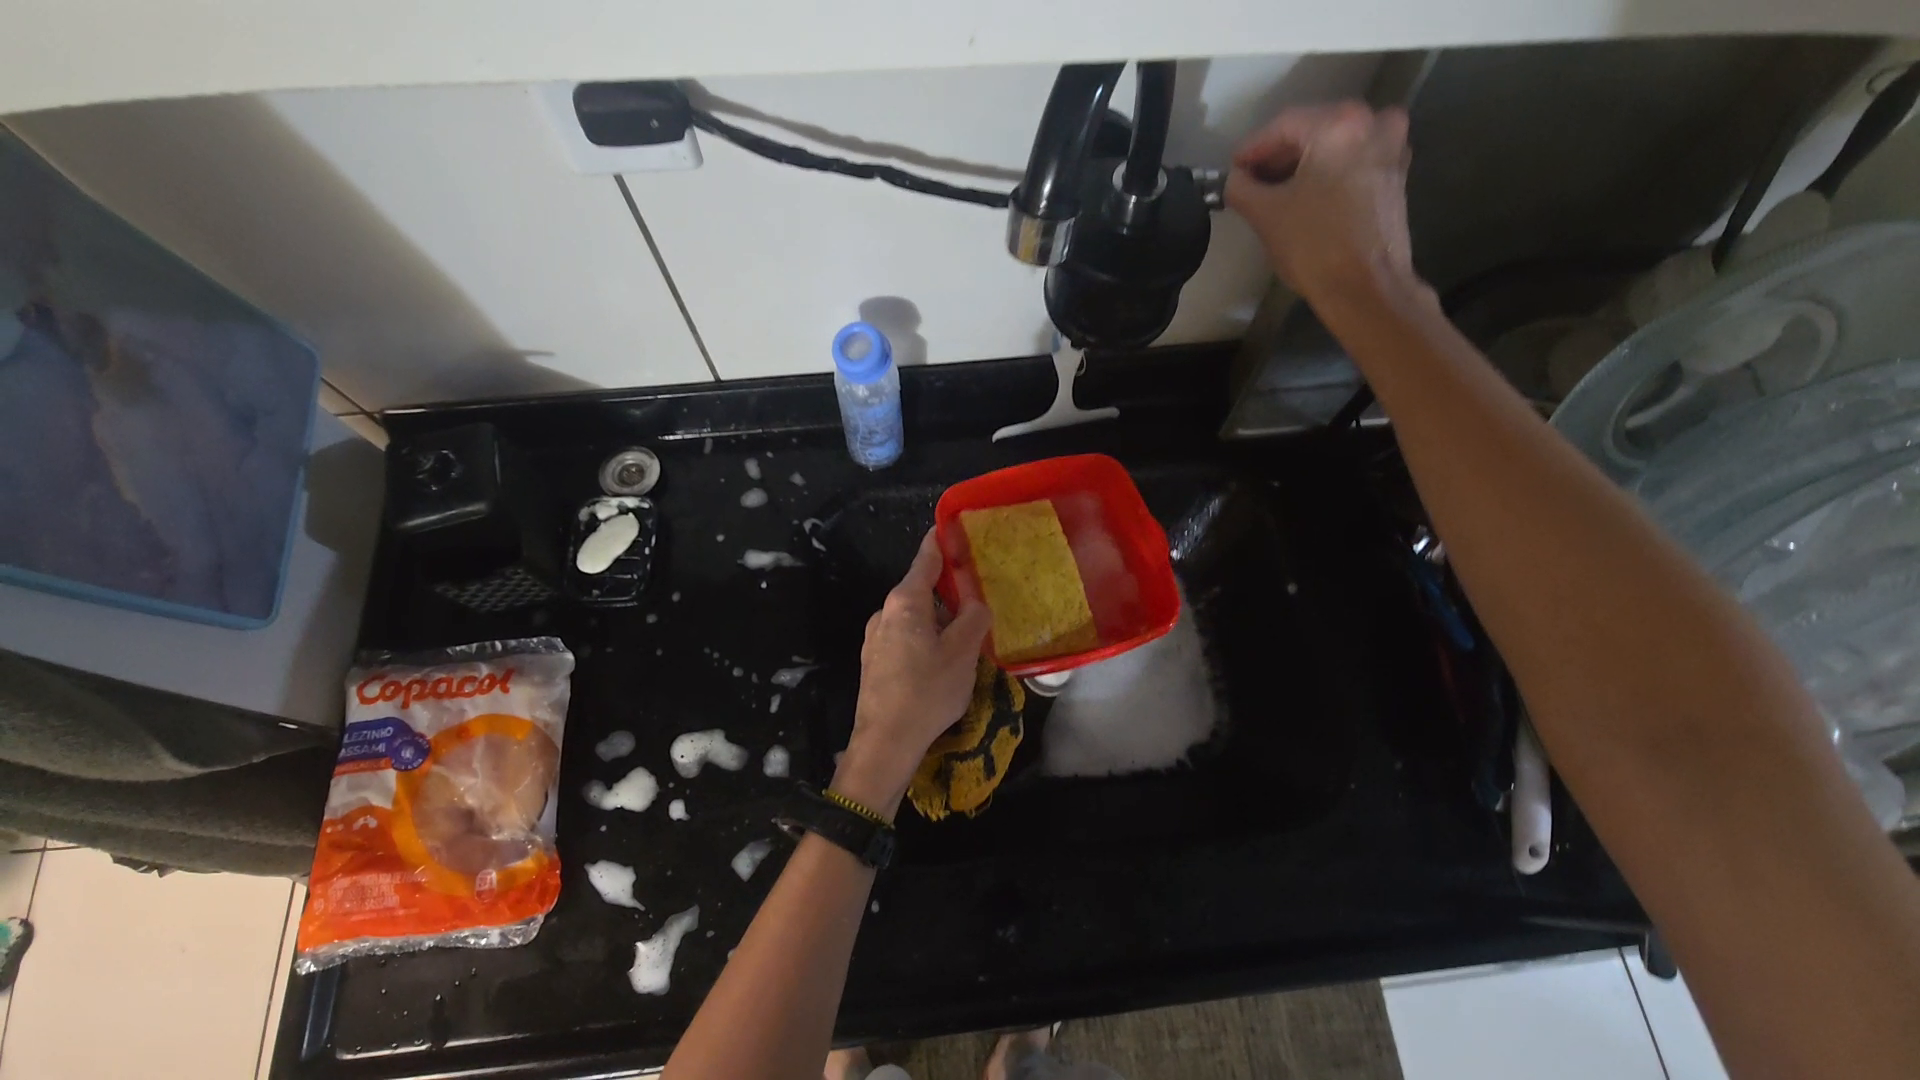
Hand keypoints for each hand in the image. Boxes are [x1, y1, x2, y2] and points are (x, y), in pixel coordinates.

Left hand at [833, 530, 992, 818]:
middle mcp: (885, 612)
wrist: (885, 742)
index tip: (955, 527)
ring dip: (940, 621)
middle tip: (980, 598)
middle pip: (922, 590)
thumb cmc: (928, 691)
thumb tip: (976, 602)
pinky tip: (943, 663)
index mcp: (905, 601)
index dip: (942, 541)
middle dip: (950, 592)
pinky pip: (906, 639)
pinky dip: (927, 640)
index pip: (926, 558)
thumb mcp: (963, 653)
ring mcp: (875, 638)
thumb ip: (974, 619)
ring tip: (968, 639)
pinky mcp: (874, 662)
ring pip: (915, 618)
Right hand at [1225, 103, 1420, 304]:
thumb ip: (1241, 187)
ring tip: (1275, 190)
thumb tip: (1235, 178)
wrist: (1365, 288)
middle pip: (1311, 129)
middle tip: (1250, 180)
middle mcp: (1372, 123)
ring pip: (1334, 143)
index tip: (1232, 169)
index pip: (1282, 126)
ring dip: (1302, 163)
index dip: (1251, 149)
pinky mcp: (1395, 173)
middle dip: (1278, 155)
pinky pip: (1353, 158)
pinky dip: (1328, 170)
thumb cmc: (1314, 247)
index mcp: (1338, 126)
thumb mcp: (1264, 214)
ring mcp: (1391, 146)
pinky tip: (1306, 195)